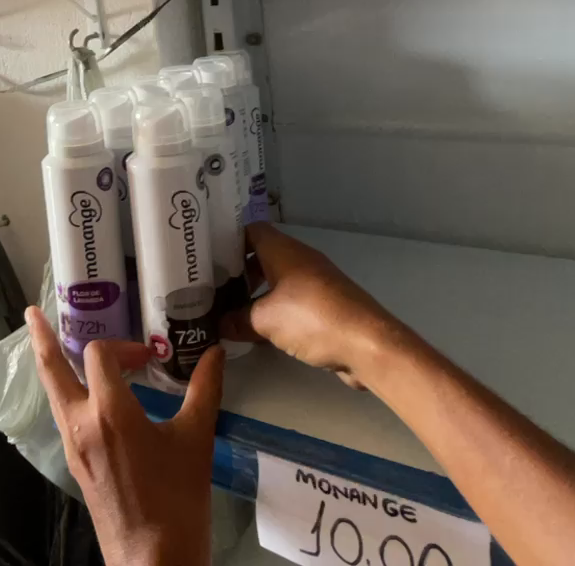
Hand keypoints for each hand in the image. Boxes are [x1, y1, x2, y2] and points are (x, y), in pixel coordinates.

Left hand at [25, 306, 225, 565]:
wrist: (155, 563)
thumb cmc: (177, 500)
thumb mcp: (196, 440)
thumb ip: (204, 390)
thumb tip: (214, 352)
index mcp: (109, 411)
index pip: (98, 355)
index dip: (123, 346)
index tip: (148, 359)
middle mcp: (81, 422)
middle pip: (51, 368)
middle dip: (41, 337)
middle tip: (31, 311)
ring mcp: (72, 445)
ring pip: (52, 393)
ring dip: (49, 363)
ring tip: (44, 340)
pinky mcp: (74, 464)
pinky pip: (61, 415)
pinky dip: (63, 391)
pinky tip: (75, 390)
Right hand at [223, 222, 402, 391]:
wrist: (368, 344)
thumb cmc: (311, 317)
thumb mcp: (265, 320)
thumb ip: (238, 320)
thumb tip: (218, 324)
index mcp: (282, 250)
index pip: (249, 230)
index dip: (227, 240)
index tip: (206, 255)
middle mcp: (299, 259)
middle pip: (261, 255)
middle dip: (238, 270)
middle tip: (212, 285)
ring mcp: (315, 282)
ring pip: (277, 279)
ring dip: (256, 292)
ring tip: (229, 308)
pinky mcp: (326, 305)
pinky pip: (291, 299)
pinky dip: (274, 309)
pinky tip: (259, 329)